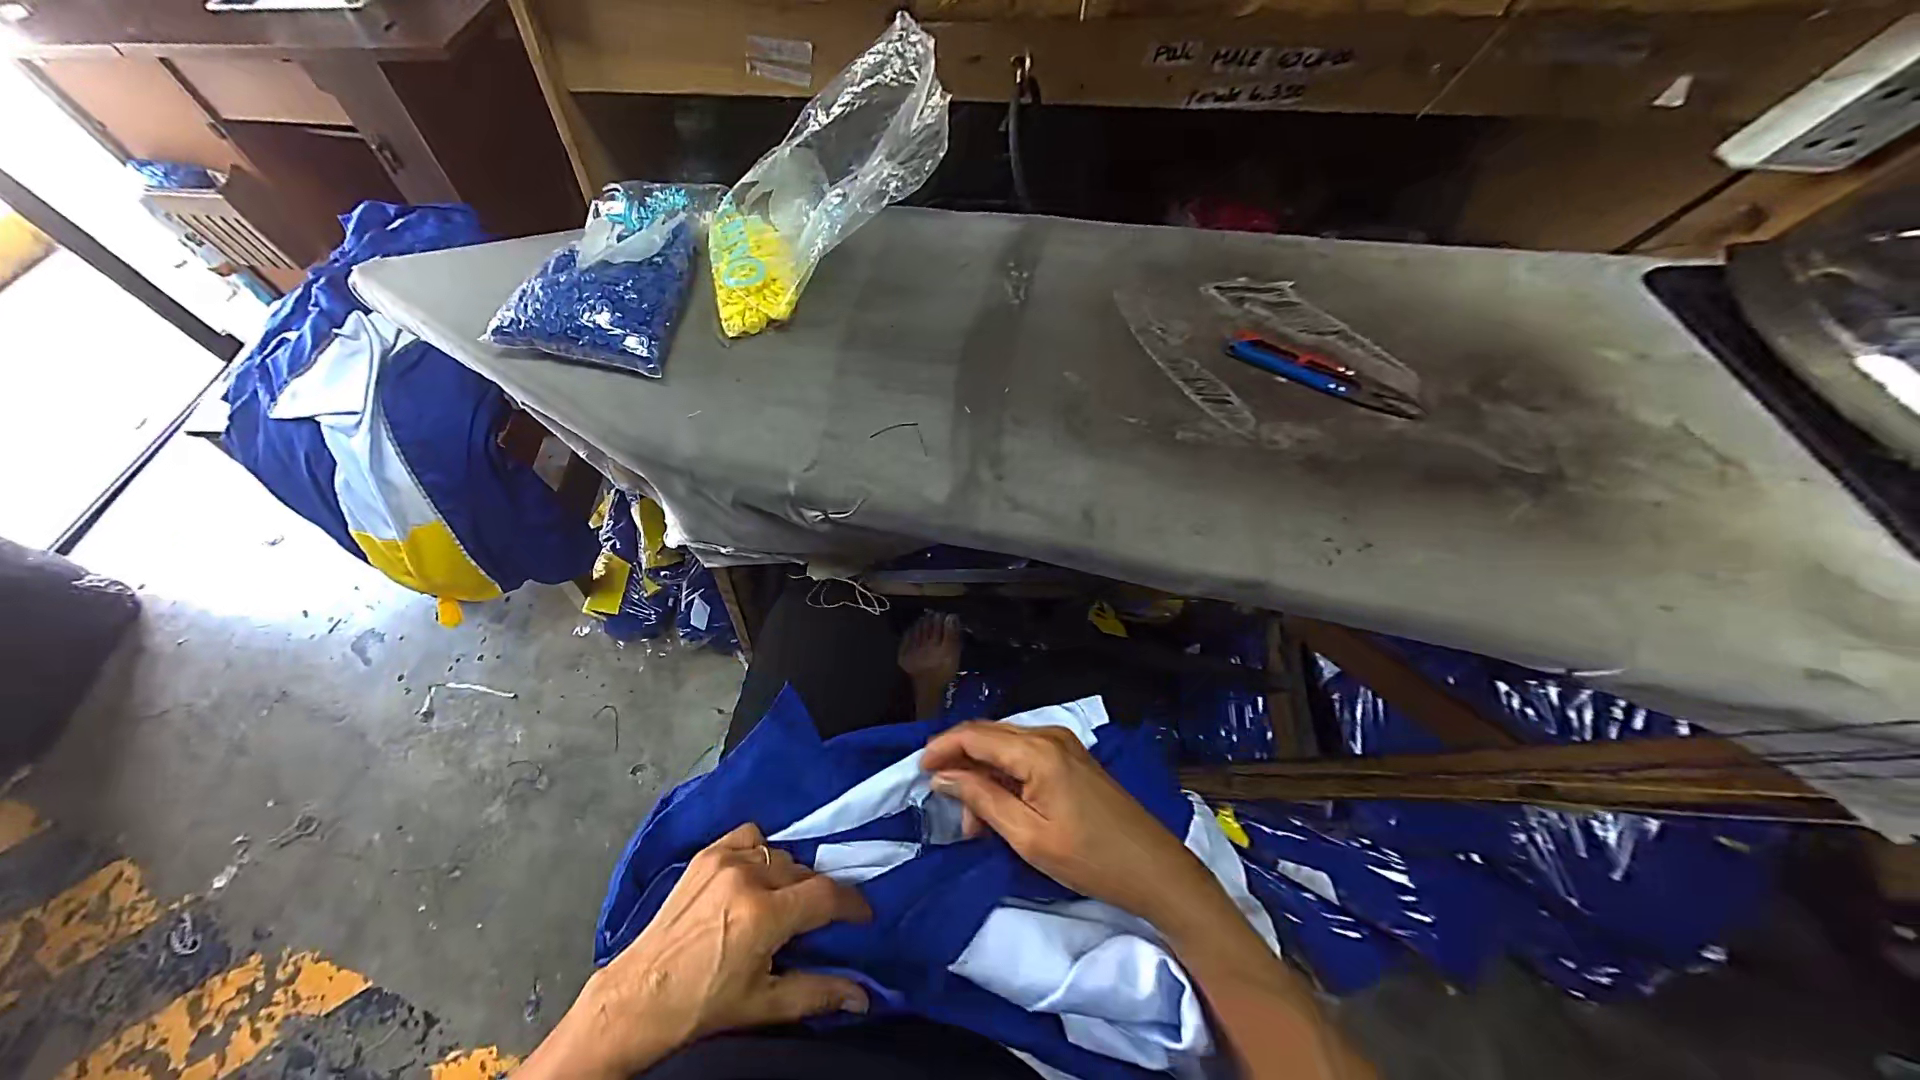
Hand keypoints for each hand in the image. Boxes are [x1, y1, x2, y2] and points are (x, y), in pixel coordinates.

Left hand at [517, 823, 872, 1079]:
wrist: (635, 999)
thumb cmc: (699, 1007)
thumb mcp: (763, 1004)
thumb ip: (818, 992)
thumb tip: (862, 997)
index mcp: (763, 915)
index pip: (826, 895)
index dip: (852, 904)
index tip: (862, 915)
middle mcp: (746, 878)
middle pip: (805, 873)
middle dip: (818, 895)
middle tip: (815, 921)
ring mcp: (723, 861)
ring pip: (780, 855)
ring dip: (790, 876)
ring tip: (782, 902)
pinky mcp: (705, 856)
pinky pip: (750, 837)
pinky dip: (761, 851)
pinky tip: (756, 875)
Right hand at [922, 722, 1223, 929]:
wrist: (1155, 869)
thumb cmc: (1090, 858)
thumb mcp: (1027, 836)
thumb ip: (982, 799)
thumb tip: (942, 776)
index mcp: (1038, 750)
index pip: (975, 734)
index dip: (941, 748)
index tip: (917, 771)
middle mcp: (1050, 735)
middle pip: (989, 735)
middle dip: (962, 765)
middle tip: (949, 808)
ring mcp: (1064, 744)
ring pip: (1005, 746)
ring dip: (983, 776)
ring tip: (977, 823)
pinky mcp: (1072, 758)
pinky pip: (1025, 756)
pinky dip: (1005, 777)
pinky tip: (1001, 809)